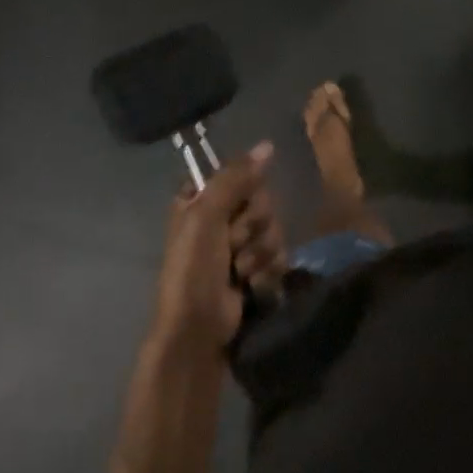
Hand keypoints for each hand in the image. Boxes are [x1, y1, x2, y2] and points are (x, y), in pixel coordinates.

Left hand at [150, 142, 286, 355]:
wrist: (197, 328)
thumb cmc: (193, 269)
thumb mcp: (206, 216)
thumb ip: (235, 178)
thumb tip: (268, 145)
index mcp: (200, 200)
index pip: (239, 176)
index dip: (244, 190)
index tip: (238, 204)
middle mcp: (220, 218)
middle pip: (261, 201)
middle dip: (253, 225)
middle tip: (233, 243)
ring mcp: (239, 246)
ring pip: (273, 229)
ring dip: (260, 252)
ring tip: (239, 272)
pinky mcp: (256, 270)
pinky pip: (279, 255)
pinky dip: (267, 271)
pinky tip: (252, 285)